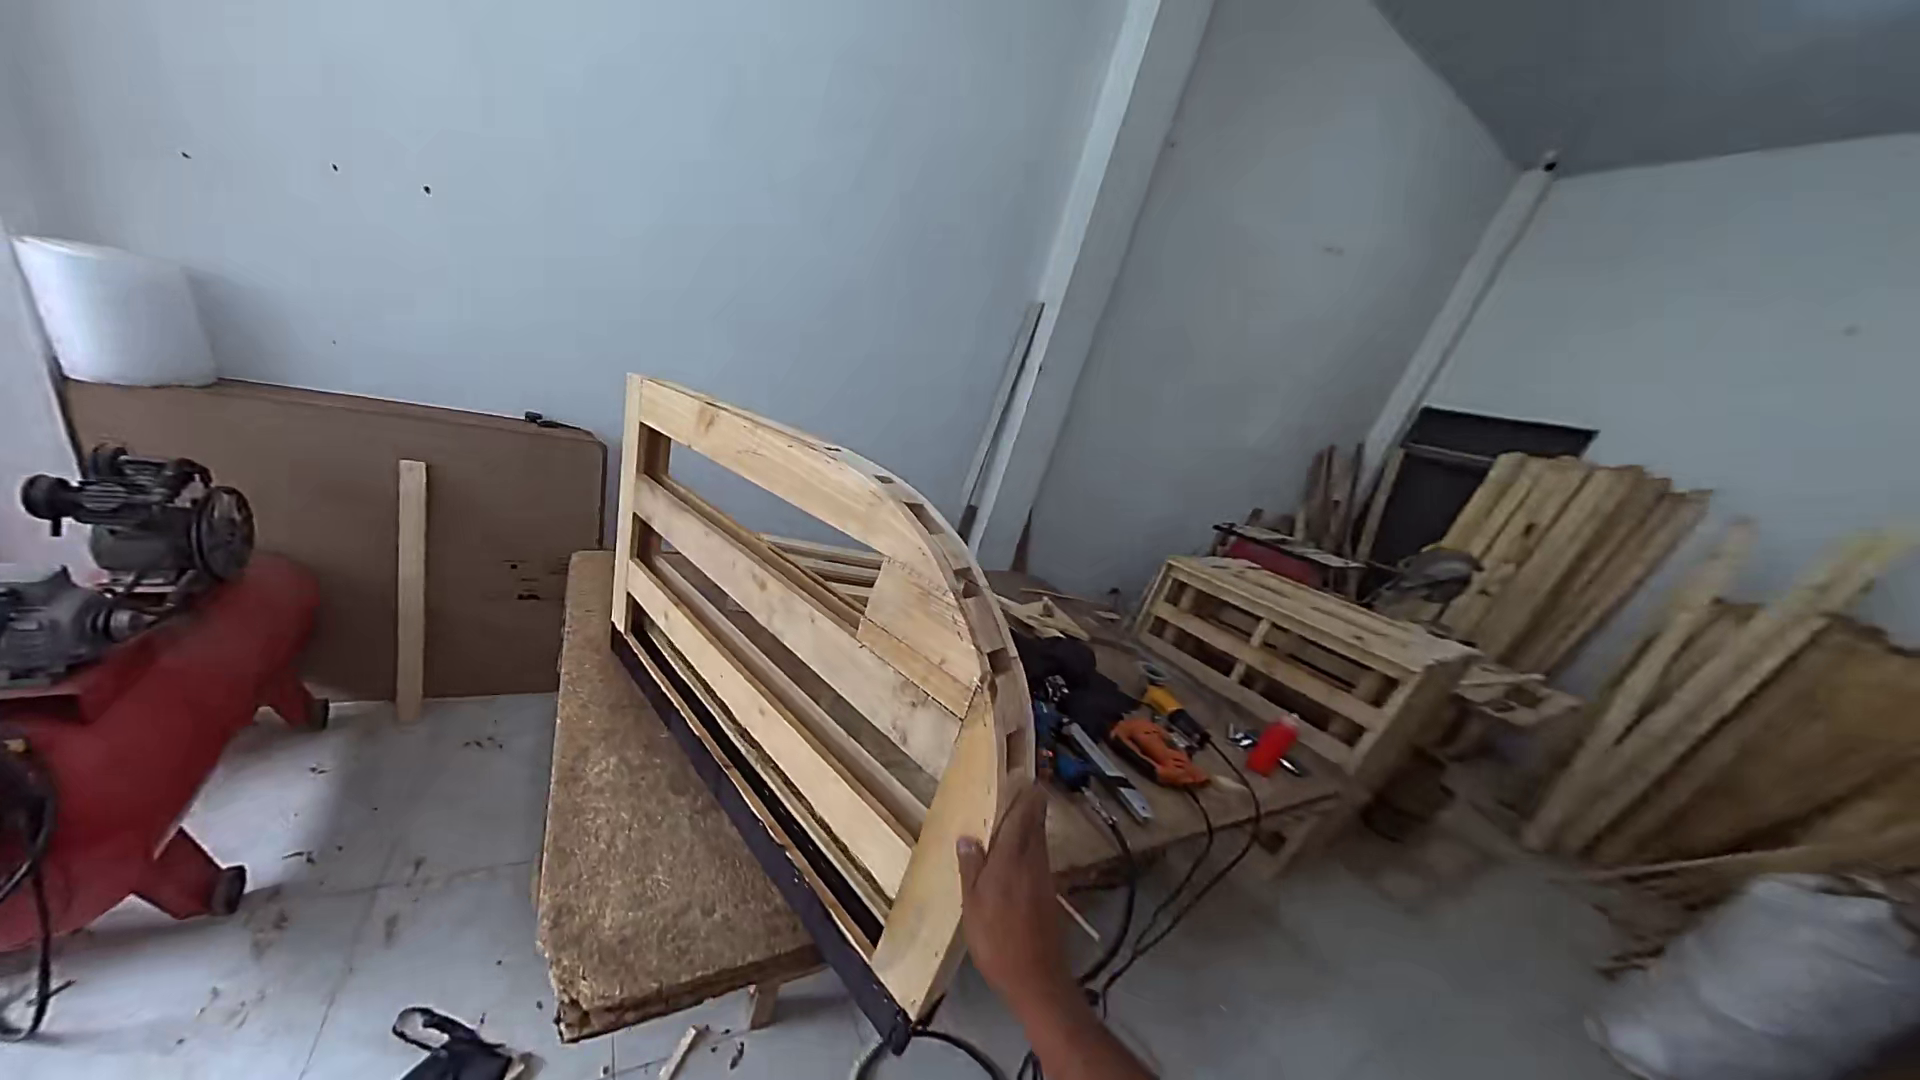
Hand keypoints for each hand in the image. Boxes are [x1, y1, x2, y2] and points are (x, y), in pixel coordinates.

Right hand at [956, 784, 1072, 1008]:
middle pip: (1036, 823)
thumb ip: (972, 868)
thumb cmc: (997, 940)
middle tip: (1023, 786)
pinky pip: (1040, 857)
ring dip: (1032, 822)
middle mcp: (1033, 861)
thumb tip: (968, 837)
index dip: (1026, 795)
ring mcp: (1045, 878)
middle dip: (1031, 803)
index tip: (1025, 776)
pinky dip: (1032, 844)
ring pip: (1040, 839)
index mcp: (1012, 858)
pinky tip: (1021, 852)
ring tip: (1019, 812)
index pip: (1023, 816)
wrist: (1037, 979)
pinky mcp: (1050, 894)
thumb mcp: (973, 905)